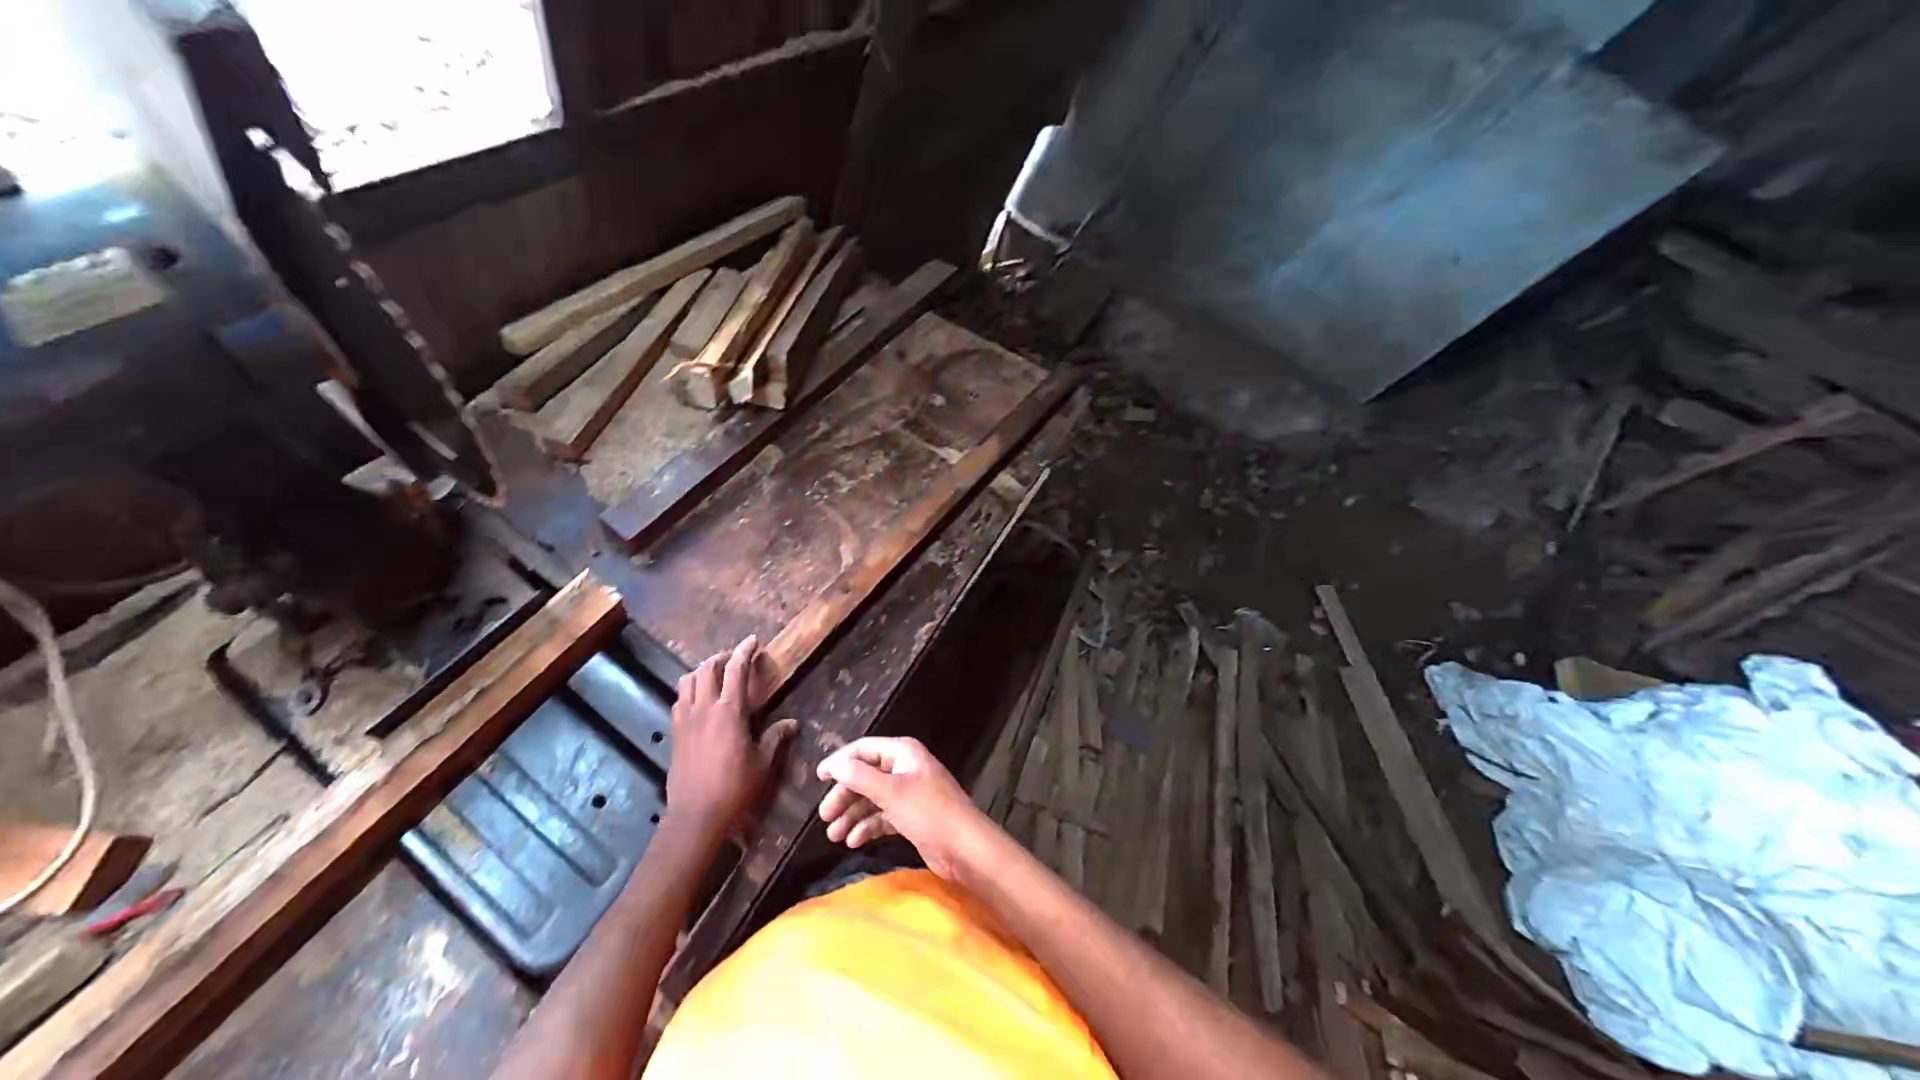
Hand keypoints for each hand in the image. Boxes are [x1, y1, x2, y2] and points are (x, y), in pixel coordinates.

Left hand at [667, 635, 796, 831]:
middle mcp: (704, 708)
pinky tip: (698, 699)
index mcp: (729, 712)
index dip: (744, 651)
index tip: (753, 641)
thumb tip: (792, 723)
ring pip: (687, 681)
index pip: (735, 670)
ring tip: (715, 673)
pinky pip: (679, 699)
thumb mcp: (763, 763)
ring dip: (702, 670)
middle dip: (721, 657)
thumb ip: (775, 738)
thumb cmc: (735, 788)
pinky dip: (689, 690)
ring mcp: (685, 720)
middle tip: (734, 658)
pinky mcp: (675, 732)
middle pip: (707, 668)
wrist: (696, 815)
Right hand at [816, 737, 994, 879]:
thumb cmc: (928, 812)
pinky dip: (868, 827)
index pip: (864, 749)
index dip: (840, 761)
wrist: (965, 848)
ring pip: (872, 799)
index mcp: (903, 753)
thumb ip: (860, 776)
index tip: (818, 777)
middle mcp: (905, 769)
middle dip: (844, 796)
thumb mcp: (891, 792)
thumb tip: (835, 765)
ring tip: (834, 836)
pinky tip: (854, 842)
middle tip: (824, 817)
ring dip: (852, 815)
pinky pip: (882, 817)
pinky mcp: (911, 817)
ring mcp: (909, 794)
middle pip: (865, 776)